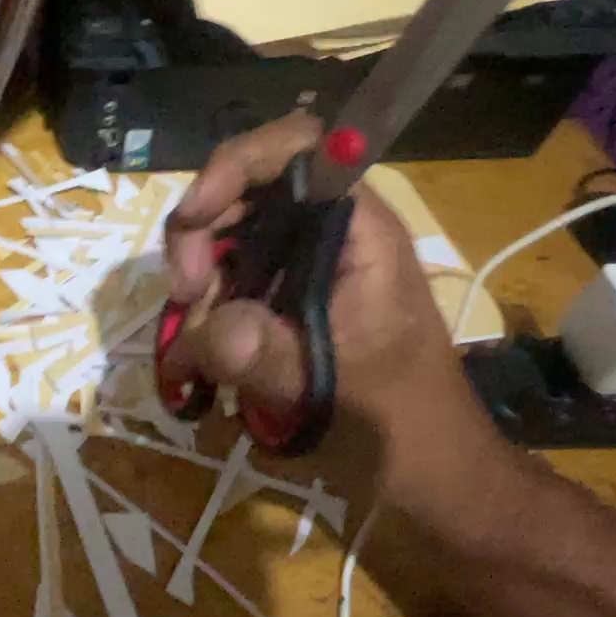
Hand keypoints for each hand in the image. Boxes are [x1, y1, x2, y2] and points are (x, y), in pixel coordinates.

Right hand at [162, 112, 514, 511]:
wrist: (430, 470)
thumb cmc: (403, 420)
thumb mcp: (334, 387)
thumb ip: (271, 355)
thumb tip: (209, 329)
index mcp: (355, 227)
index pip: (298, 146)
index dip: (240, 160)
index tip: (198, 211)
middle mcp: (323, 228)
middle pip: (242, 187)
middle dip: (199, 230)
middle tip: (184, 293)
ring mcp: (297, 260)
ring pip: (223, 233)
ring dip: (195, 276)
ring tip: (190, 339)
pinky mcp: (279, 292)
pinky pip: (225, 276)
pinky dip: (203, 306)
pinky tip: (195, 353)